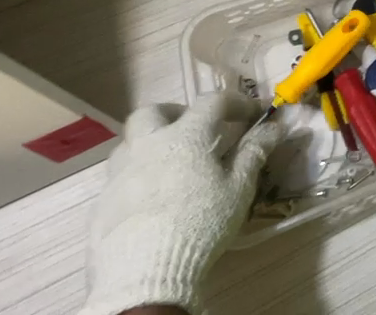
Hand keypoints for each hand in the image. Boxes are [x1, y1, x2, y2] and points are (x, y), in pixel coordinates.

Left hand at [78, 93, 281, 314]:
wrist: (145, 275)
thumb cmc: (201, 222)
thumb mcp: (239, 187)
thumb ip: (254, 151)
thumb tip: (274, 126)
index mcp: (185, 137)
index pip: (212, 101)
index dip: (236, 102)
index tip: (252, 115)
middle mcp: (147, 147)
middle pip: (152, 112)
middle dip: (175, 114)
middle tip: (194, 131)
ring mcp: (119, 175)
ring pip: (130, 144)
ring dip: (151, 144)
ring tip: (172, 165)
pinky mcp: (101, 204)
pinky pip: (119, 177)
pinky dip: (138, 176)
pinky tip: (154, 199)